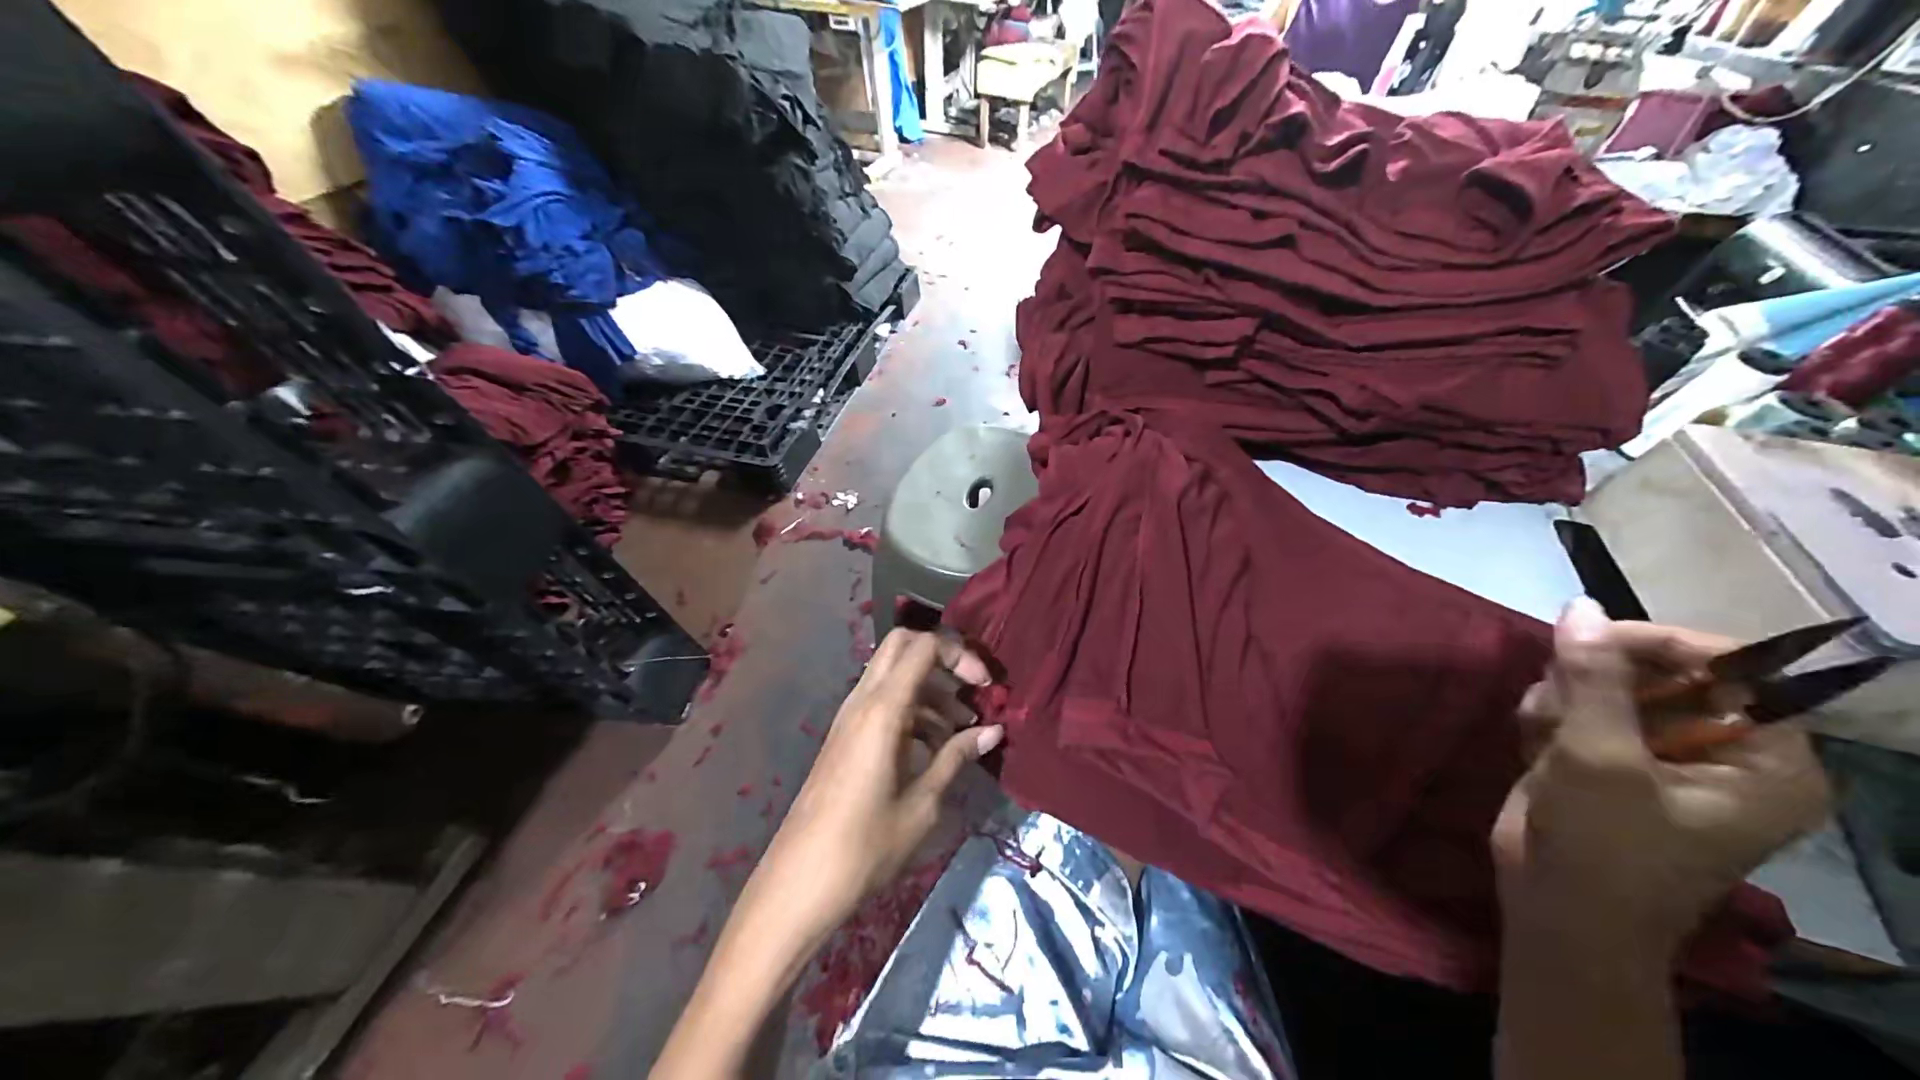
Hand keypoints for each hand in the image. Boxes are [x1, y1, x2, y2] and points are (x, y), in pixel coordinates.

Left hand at [754, 629, 1001, 939]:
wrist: (799, 882)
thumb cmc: (865, 846)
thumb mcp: (923, 804)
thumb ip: (956, 757)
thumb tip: (993, 731)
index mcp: (882, 709)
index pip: (922, 646)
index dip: (960, 654)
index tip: (985, 688)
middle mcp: (862, 701)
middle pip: (903, 647)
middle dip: (943, 660)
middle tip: (971, 693)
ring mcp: (849, 718)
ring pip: (893, 676)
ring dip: (930, 690)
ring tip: (961, 731)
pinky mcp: (845, 738)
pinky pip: (883, 703)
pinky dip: (912, 711)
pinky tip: (934, 749)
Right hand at [1492, 598, 1829, 960]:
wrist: (1558, 911)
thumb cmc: (1604, 847)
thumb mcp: (1598, 758)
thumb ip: (1591, 678)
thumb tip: (1579, 605)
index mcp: (1764, 761)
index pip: (1732, 669)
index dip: (1662, 645)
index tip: (1589, 636)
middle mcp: (1721, 753)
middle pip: (1660, 673)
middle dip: (1594, 681)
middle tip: (1555, 704)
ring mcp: (1659, 756)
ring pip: (1606, 687)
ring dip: (1561, 700)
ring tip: (1540, 735)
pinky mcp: (1608, 761)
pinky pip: (1579, 708)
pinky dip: (1548, 718)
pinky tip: (1533, 746)